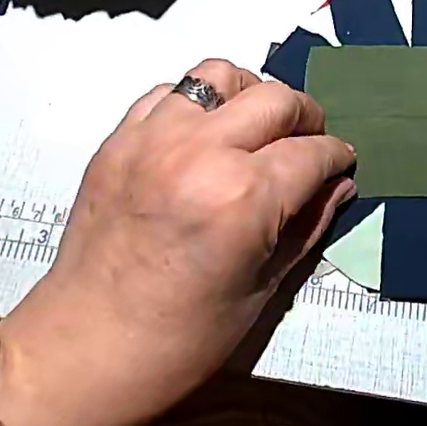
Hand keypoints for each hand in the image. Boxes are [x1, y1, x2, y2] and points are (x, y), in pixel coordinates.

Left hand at [0, 60, 354, 425]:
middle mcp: (202, 153)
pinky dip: (199, 104)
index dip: (337, 157)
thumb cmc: (187, 336)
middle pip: (277, 99)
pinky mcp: (119, 140)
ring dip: (252, 97)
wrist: (85, 349)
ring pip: (221, 75)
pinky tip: (205, 136)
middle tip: (308, 144)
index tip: (341, 165)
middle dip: (308, 118)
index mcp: (245, 198)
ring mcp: (154, 140)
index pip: (314, 152)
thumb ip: (310, 223)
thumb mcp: (267, 287)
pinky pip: (170, 91)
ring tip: (256, 129)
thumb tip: (341, 183)